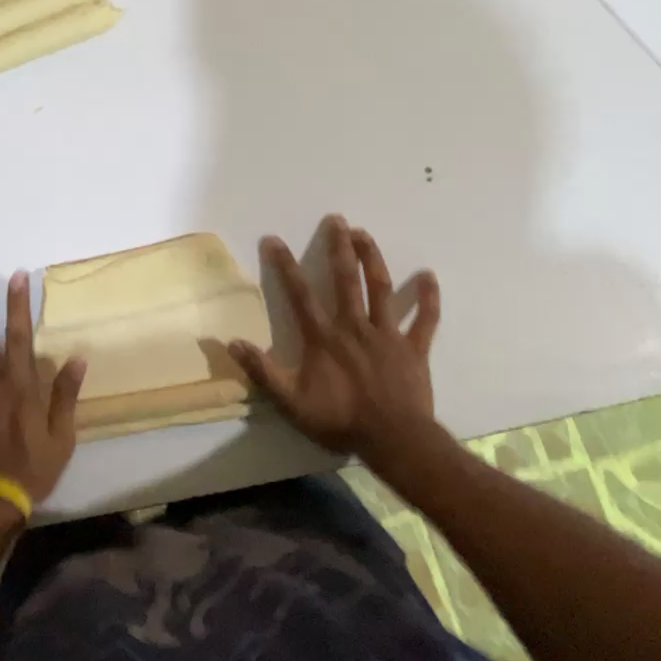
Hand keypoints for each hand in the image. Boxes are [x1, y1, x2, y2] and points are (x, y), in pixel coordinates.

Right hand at [229, 215, 449, 475]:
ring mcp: (387, 335)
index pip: (300, 294)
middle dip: (339, 248)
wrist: (394, 439)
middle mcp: (354, 327)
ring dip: (372, 259)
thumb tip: (232, 343)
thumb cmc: (340, 419)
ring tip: (365, 234)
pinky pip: (424, 319)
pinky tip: (428, 276)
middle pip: (346, 280)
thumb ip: (262, 371)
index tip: (274, 240)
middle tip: (337, 220)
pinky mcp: (414, 348)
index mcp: (324, 337)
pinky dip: (427, 298)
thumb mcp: (291, 402)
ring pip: (381, 289)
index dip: (285, 266)